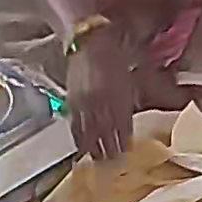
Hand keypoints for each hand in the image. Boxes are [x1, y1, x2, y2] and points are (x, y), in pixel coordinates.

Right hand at [67, 25, 134, 160]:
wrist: (89, 40)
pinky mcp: (72, 102)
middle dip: (111, 149)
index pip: (122, 126)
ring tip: (99, 159)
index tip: (127, 152)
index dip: (124, 141)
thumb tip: (127, 127)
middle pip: (106, 134)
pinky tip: (82, 149)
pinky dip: (79, 139)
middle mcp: (101, 102)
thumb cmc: (113, 57)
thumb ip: (129, 103)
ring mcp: (85, 103)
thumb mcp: (128, 79)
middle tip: (113, 162)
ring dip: (95, 149)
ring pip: (90, 134)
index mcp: (118, 94)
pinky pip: (75, 127)